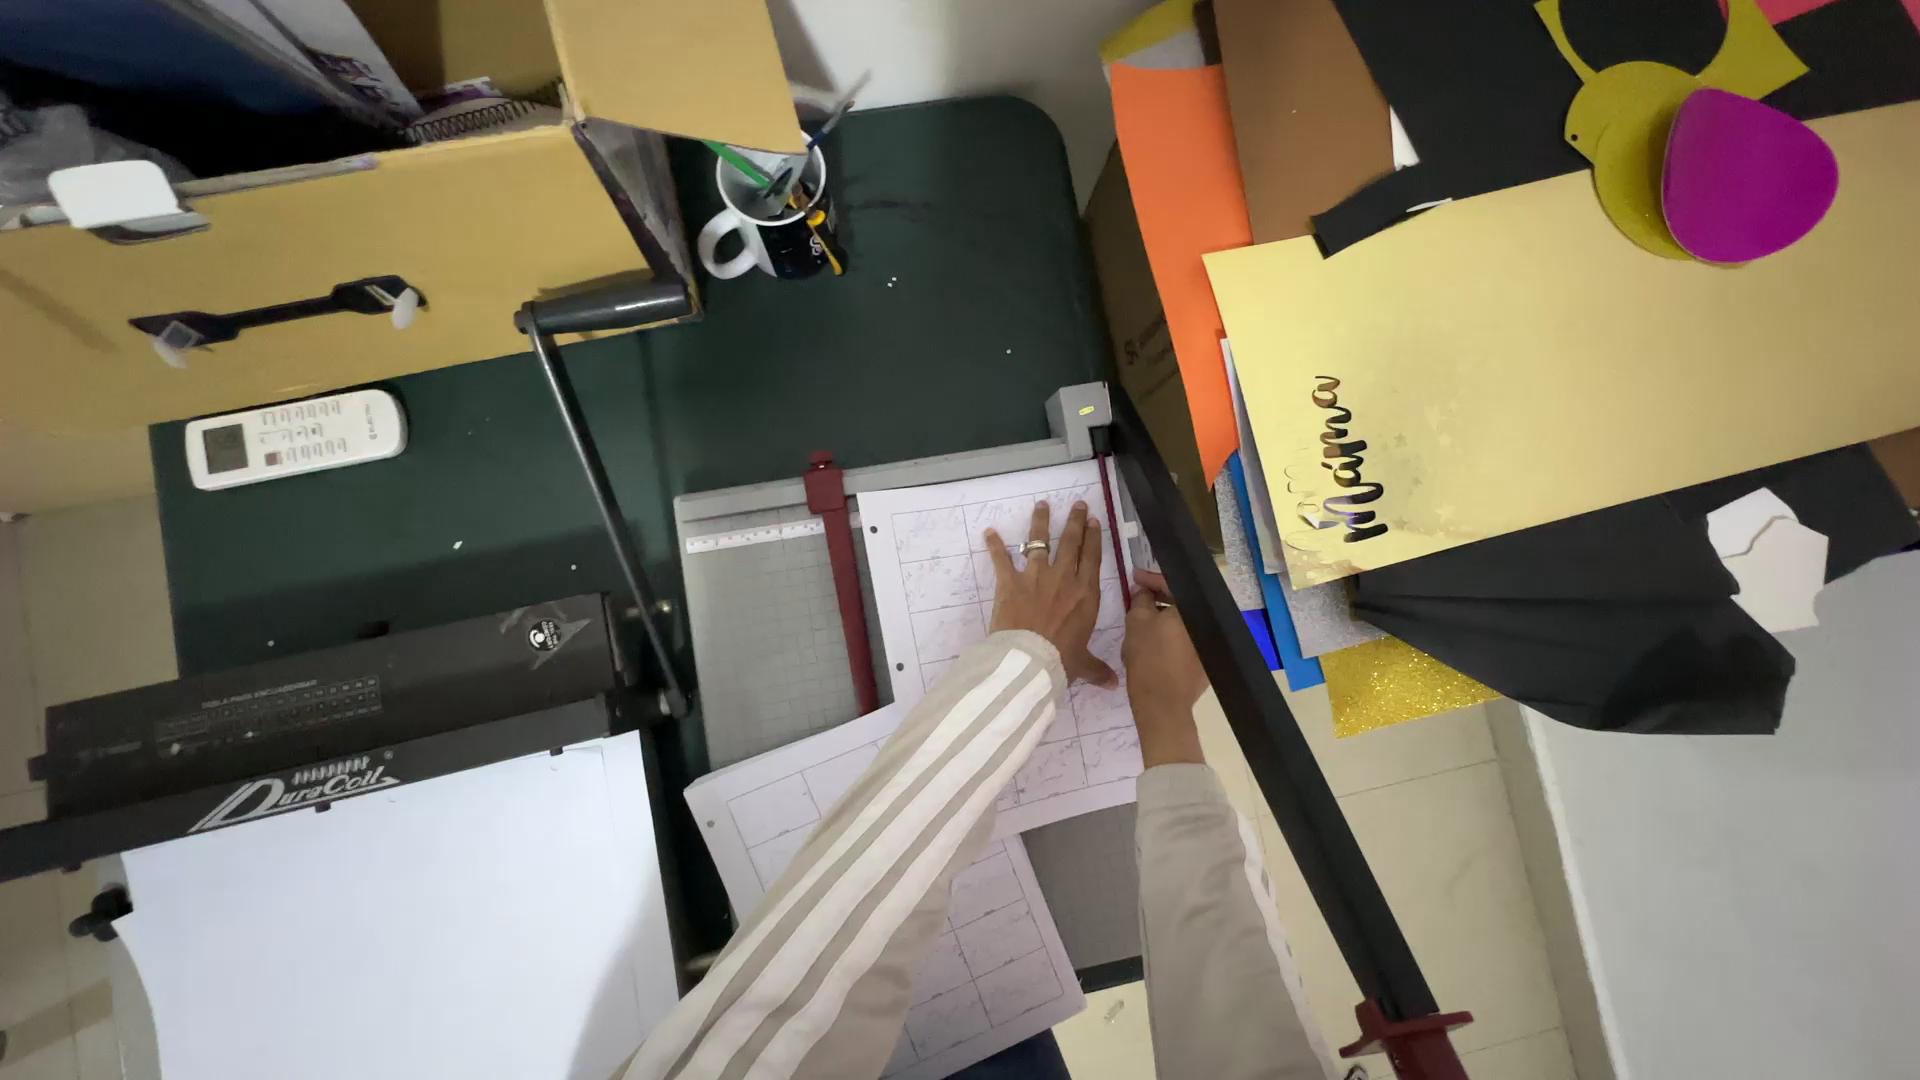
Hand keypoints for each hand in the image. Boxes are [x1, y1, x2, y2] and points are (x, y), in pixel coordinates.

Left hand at [985, 500, 1117, 687]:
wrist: (1029, 658)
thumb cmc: (1061, 659)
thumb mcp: (1082, 664)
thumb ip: (1097, 669)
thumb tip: (1113, 684)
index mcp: (1085, 594)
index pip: (1092, 558)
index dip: (1094, 538)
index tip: (1094, 521)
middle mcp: (1063, 578)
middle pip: (1071, 542)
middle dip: (1074, 521)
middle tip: (1077, 504)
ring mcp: (1036, 576)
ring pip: (1039, 541)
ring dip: (1041, 522)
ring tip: (1042, 505)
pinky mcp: (1010, 582)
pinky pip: (1001, 559)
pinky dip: (994, 545)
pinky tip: (989, 532)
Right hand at [1122, 570, 1209, 766]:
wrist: (1162, 703)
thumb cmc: (1149, 657)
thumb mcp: (1137, 621)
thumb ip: (1141, 599)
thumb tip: (1144, 592)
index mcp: (1194, 608)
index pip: (1172, 582)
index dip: (1150, 577)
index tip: (1134, 576)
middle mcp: (1209, 622)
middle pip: (1182, 601)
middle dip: (1159, 596)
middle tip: (1139, 596)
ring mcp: (1211, 643)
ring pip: (1185, 620)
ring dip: (1166, 615)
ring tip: (1145, 617)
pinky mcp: (1207, 661)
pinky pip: (1188, 638)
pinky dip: (1174, 633)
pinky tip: (1156, 638)